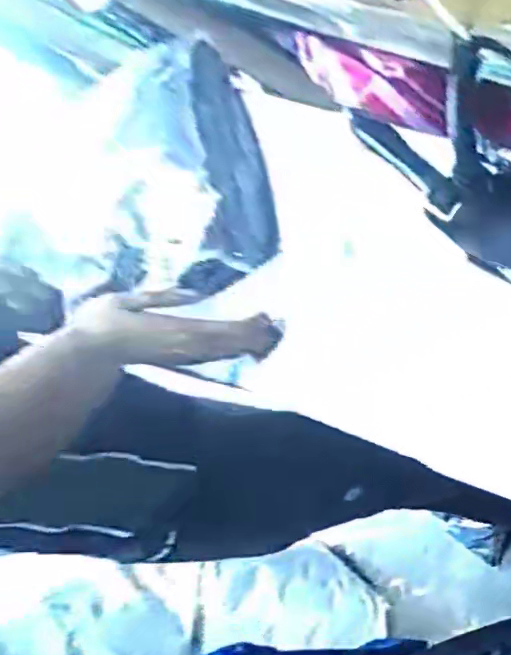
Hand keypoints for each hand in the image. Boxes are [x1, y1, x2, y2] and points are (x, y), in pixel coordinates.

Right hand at [59, 289, 279, 366]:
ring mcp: (197, 356)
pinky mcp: (193, 361)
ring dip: (256, 342)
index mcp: (185, 329)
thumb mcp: (123, 300)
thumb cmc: (101, 322)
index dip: (255, 323)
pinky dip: (242, 348)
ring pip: (239, 350)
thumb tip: (196, 293)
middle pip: (244, 342)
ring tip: (268, 330)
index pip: (234, 328)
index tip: (267, 314)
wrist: (92, 353)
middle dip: (264, 333)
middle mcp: (198, 345)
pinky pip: (227, 356)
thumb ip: (161, 296)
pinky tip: (249, 342)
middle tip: (275, 322)